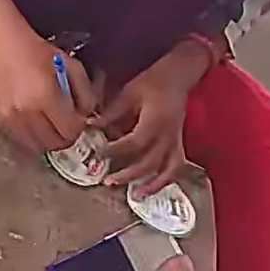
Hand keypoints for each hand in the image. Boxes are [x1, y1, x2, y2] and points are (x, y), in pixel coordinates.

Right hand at [0, 25, 95, 153]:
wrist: (3, 44)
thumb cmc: (38, 52)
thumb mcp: (72, 66)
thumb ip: (86, 94)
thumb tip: (87, 117)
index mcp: (45, 97)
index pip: (70, 130)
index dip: (79, 126)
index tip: (79, 116)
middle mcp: (26, 112)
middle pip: (55, 144)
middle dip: (66, 135)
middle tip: (68, 121)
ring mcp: (10, 118)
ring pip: (38, 146)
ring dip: (49, 138)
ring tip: (52, 122)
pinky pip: (23, 139)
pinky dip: (34, 135)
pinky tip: (36, 119)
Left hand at [96, 43, 208, 193]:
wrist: (179, 74)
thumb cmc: (153, 80)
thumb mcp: (129, 92)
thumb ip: (111, 113)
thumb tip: (90, 126)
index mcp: (155, 120)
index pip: (134, 142)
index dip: (116, 150)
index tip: (99, 153)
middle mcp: (168, 134)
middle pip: (149, 162)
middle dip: (128, 174)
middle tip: (108, 181)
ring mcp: (176, 140)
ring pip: (167, 169)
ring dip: (151, 184)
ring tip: (134, 196)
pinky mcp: (179, 143)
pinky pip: (176, 167)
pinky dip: (165, 181)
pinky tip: (151, 189)